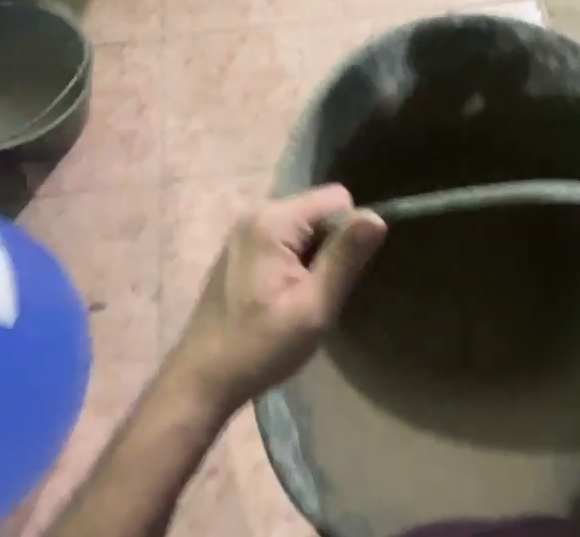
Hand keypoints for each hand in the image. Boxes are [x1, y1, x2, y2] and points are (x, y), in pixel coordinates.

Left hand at [168, 185, 387, 413]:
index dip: (349, 234)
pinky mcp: (240, 246)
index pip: (337, 199)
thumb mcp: (313, 308)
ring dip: (313, 256)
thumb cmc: (259, 347)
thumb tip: (377, 217)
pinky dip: (295, 260)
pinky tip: (284, 295)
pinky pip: (285, 237)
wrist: (202, 379)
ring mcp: (245, 229)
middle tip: (318, 292)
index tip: (336, 276)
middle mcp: (257, 212)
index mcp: (273, 220)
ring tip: (301, 297)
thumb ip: (345, 258)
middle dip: (331, 245)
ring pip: (304, 225)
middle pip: (319, 210)